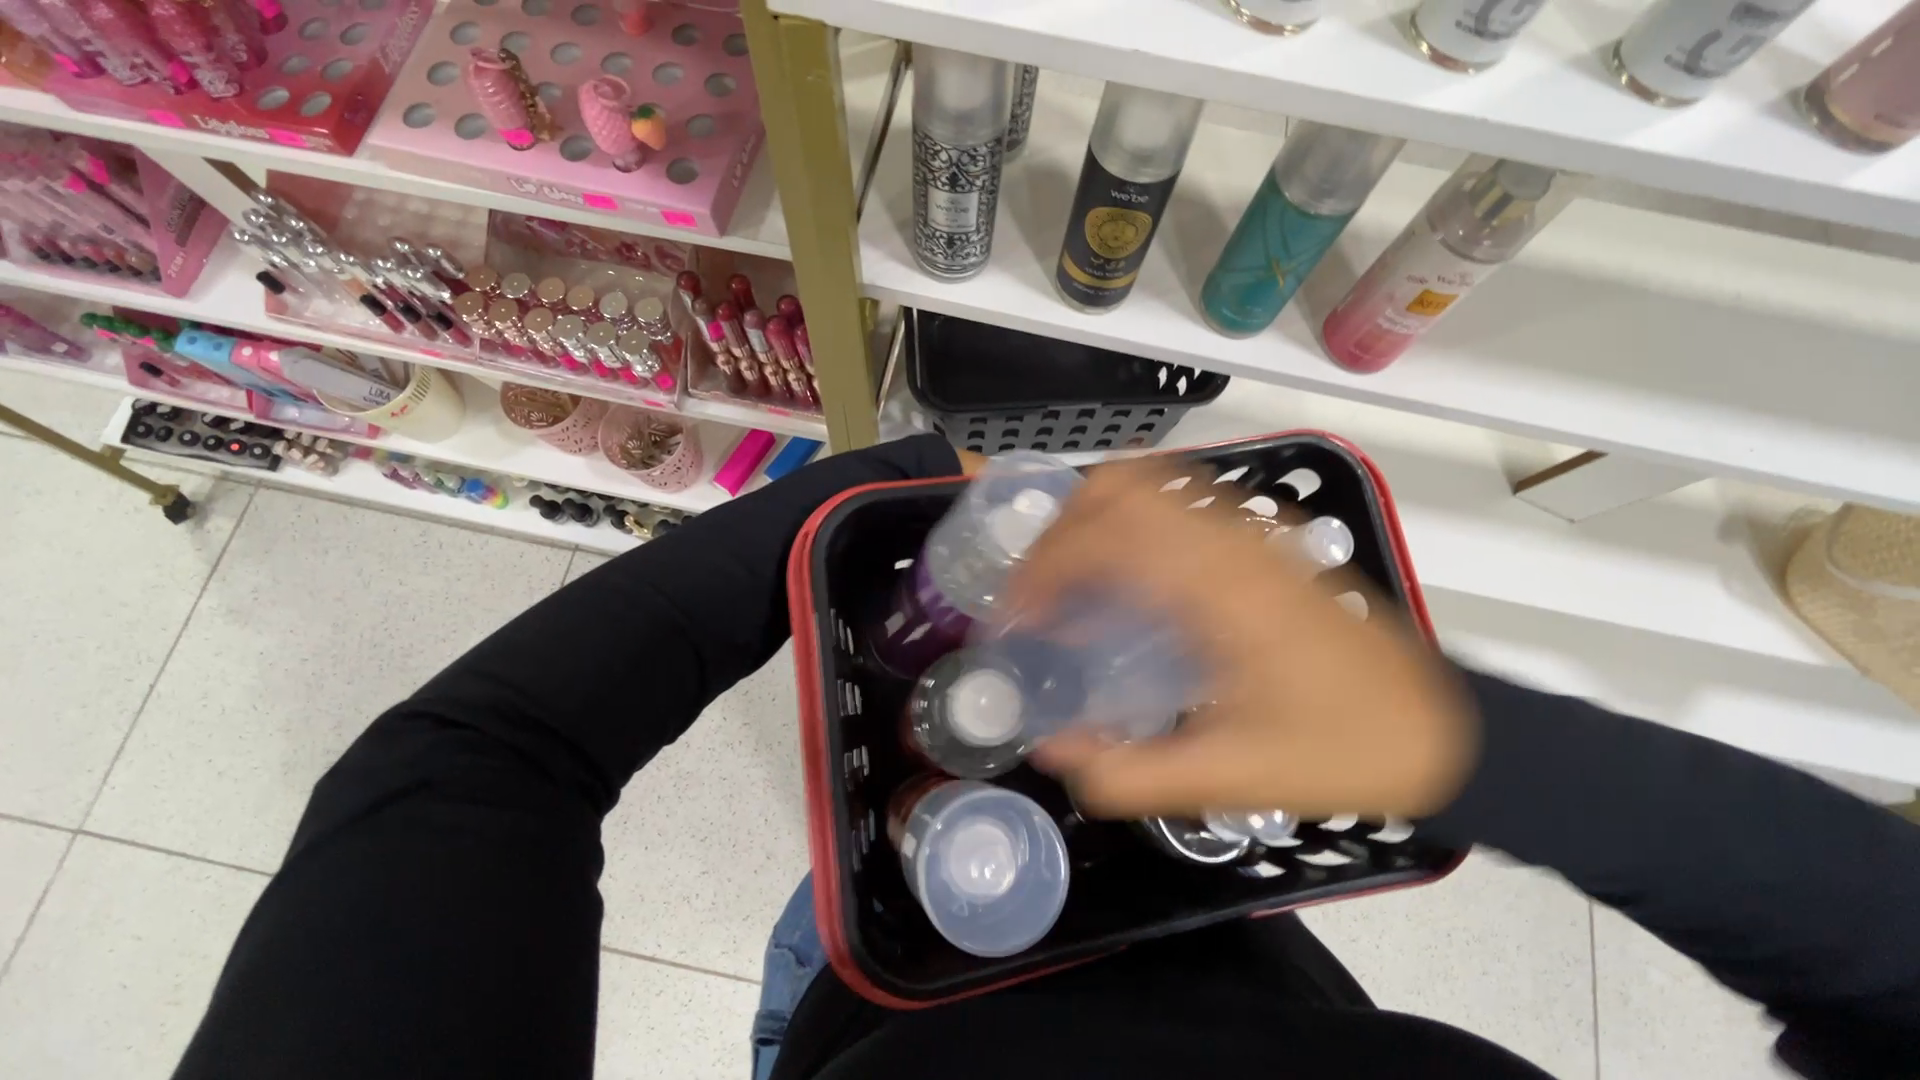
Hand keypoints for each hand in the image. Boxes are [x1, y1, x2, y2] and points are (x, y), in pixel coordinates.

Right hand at [1007, 460, 1478, 821]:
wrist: (1444, 730)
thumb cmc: (1342, 749)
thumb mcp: (1232, 777)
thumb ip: (1133, 771)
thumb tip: (1054, 749)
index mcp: (1222, 586)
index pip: (1109, 533)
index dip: (1044, 566)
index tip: (1016, 614)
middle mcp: (1233, 539)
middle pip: (1120, 485)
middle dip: (1059, 529)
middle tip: (1035, 591)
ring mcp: (1252, 531)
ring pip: (1148, 483)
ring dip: (1092, 520)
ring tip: (1067, 584)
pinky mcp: (1262, 541)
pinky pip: (1177, 504)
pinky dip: (1129, 525)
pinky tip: (1123, 585)